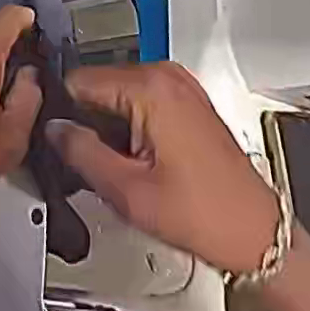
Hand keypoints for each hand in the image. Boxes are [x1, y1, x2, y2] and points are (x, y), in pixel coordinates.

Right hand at [47, 62, 277, 275]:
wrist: (254, 232)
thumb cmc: (207, 214)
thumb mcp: (126, 190)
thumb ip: (80, 152)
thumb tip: (54, 129)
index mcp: (151, 88)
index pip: (78, 81)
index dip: (62, 112)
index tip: (60, 141)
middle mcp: (167, 77)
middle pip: (97, 86)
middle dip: (86, 122)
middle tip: (90, 164)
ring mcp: (179, 87)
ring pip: (116, 96)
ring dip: (107, 128)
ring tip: (119, 168)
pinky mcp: (185, 101)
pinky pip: (139, 103)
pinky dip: (129, 128)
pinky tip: (137, 162)